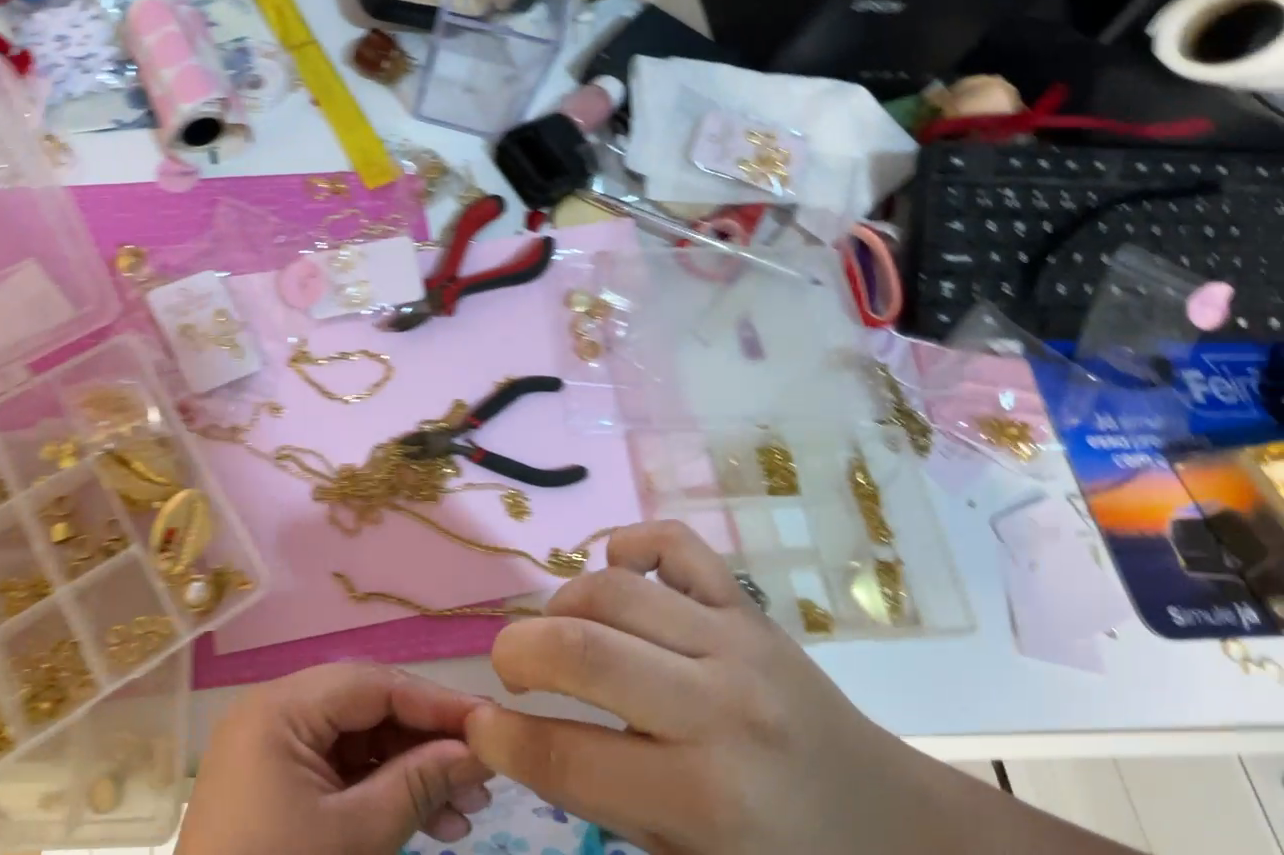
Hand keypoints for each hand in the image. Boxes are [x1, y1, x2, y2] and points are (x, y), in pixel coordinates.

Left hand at [180, 663, 494, 854]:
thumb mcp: (357, 835)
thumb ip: (419, 782)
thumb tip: (479, 750)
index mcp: (278, 708)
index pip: (372, 683)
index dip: (436, 702)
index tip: (492, 723)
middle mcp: (271, 713)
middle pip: (365, 708)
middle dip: (426, 742)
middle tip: (483, 775)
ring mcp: (270, 750)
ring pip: (357, 741)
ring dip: (411, 772)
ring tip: (468, 811)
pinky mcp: (274, 784)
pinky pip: (338, 770)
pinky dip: (380, 791)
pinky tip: (431, 823)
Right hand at [462, 522, 989, 854]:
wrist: (888, 822)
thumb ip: (597, 800)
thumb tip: (514, 738)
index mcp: (702, 796)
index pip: (564, 757)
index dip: (499, 739)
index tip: (479, 727)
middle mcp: (717, 708)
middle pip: (580, 649)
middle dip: (517, 654)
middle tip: (511, 672)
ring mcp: (738, 643)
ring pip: (614, 589)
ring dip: (560, 605)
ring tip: (558, 632)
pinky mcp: (750, 607)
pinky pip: (675, 544)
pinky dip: (628, 545)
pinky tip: (616, 576)